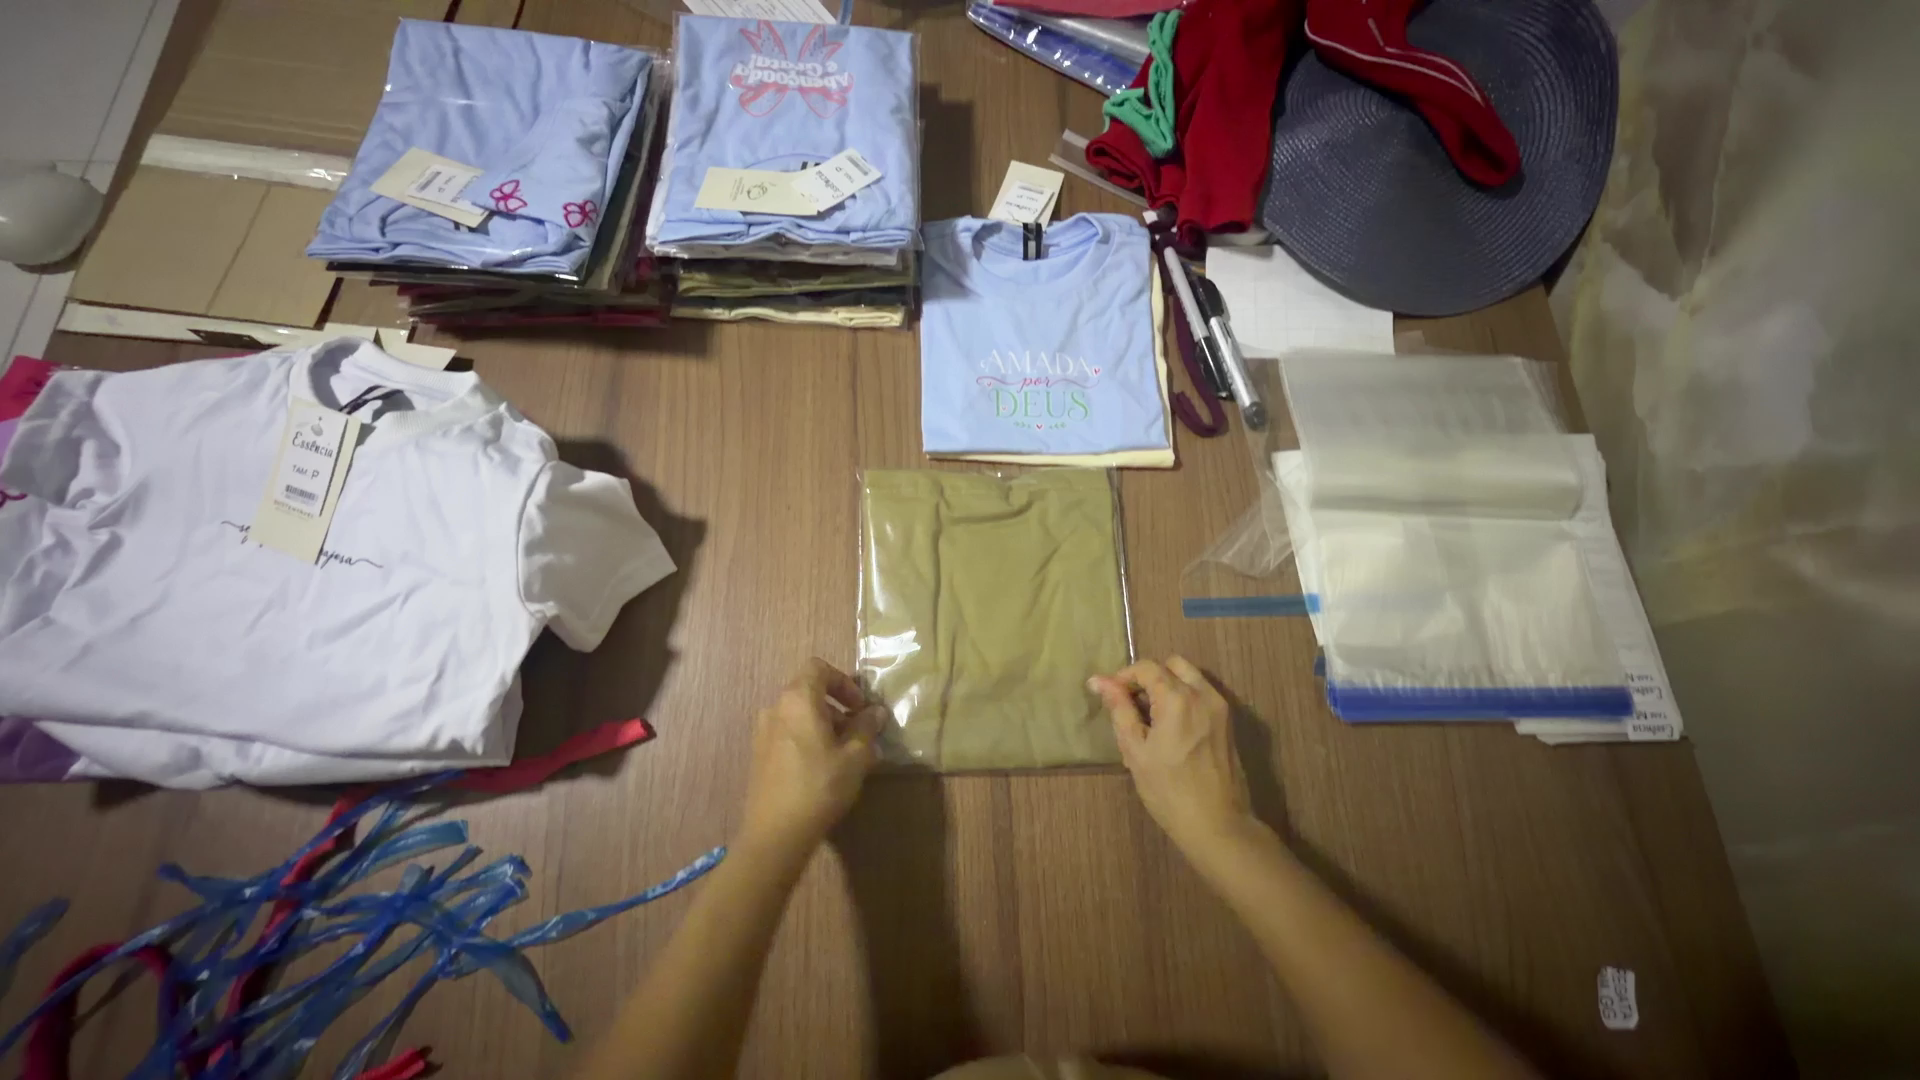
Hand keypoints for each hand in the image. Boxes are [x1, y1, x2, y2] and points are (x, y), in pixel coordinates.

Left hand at [739, 659, 885, 856]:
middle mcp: (775, 709)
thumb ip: (867, 728)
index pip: (819, 668)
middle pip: (808, 691)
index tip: (860, 706)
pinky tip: (822, 769)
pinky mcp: (759, 756)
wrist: (775, 833)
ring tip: (844, 754)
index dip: (843, 681)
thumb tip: (876, 711)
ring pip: (798, 715)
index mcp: (798, 700)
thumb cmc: (820, 786)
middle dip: (837, 707)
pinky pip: (787, 734)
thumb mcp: (855, 757)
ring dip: (823, 725)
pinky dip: (807, 739)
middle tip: (858, 733)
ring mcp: (763, 733)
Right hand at [1090, 657, 1256, 862]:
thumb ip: (1119, 709)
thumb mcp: (1135, 750)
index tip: (1111, 698)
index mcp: (1178, 699)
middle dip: (1149, 677)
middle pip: (1172, 664)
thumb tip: (1099, 680)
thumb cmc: (1168, 790)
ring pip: (1190, 677)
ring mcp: (1221, 708)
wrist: (1217, 824)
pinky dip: (1184, 698)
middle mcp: (1204, 694)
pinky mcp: (1228, 722)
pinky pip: (1203, 695)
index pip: (1147, 667)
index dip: (1124, 677)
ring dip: (1168, 686)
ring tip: (1151, 717)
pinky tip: (1172, 728)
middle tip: (1132, 705)